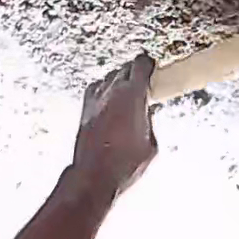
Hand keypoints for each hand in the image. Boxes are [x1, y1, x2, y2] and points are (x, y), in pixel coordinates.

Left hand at [71, 53, 157, 195]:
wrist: (95, 174)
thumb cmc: (124, 163)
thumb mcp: (151, 144)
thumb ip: (151, 121)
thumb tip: (149, 114)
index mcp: (133, 95)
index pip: (141, 64)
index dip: (148, 64)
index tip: (153, 68)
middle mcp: (113, 90)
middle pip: (126, 67)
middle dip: (136, 72)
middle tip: (143, 82)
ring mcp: (97, 96)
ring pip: (111, 75)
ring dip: (120, 80)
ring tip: (127, 93)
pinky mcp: (86, 106)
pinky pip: (97, 86)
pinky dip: (105, 88)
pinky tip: (109, 100)